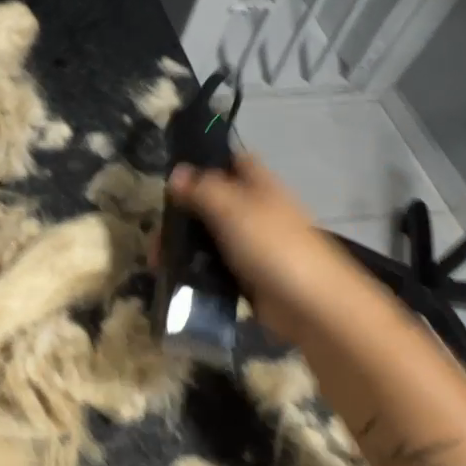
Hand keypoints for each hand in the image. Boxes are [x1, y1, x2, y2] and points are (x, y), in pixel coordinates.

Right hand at [165, 155, 366, 342]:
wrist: (309, 304)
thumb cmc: (272, 246)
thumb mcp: (232, 209)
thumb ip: (202, 189)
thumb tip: (176, 171)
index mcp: (259, 187)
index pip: (234, 161)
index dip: (208, 161)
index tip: (174, 172)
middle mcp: (255, 212)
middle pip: (213, 202)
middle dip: (183, 212)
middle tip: (156, 228)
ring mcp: (251, 246)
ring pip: (209, 237)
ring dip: (182, 245)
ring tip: (155, 259)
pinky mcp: (245, 276)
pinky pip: (212, 267)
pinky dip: (192, 269)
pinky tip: (171, 275)